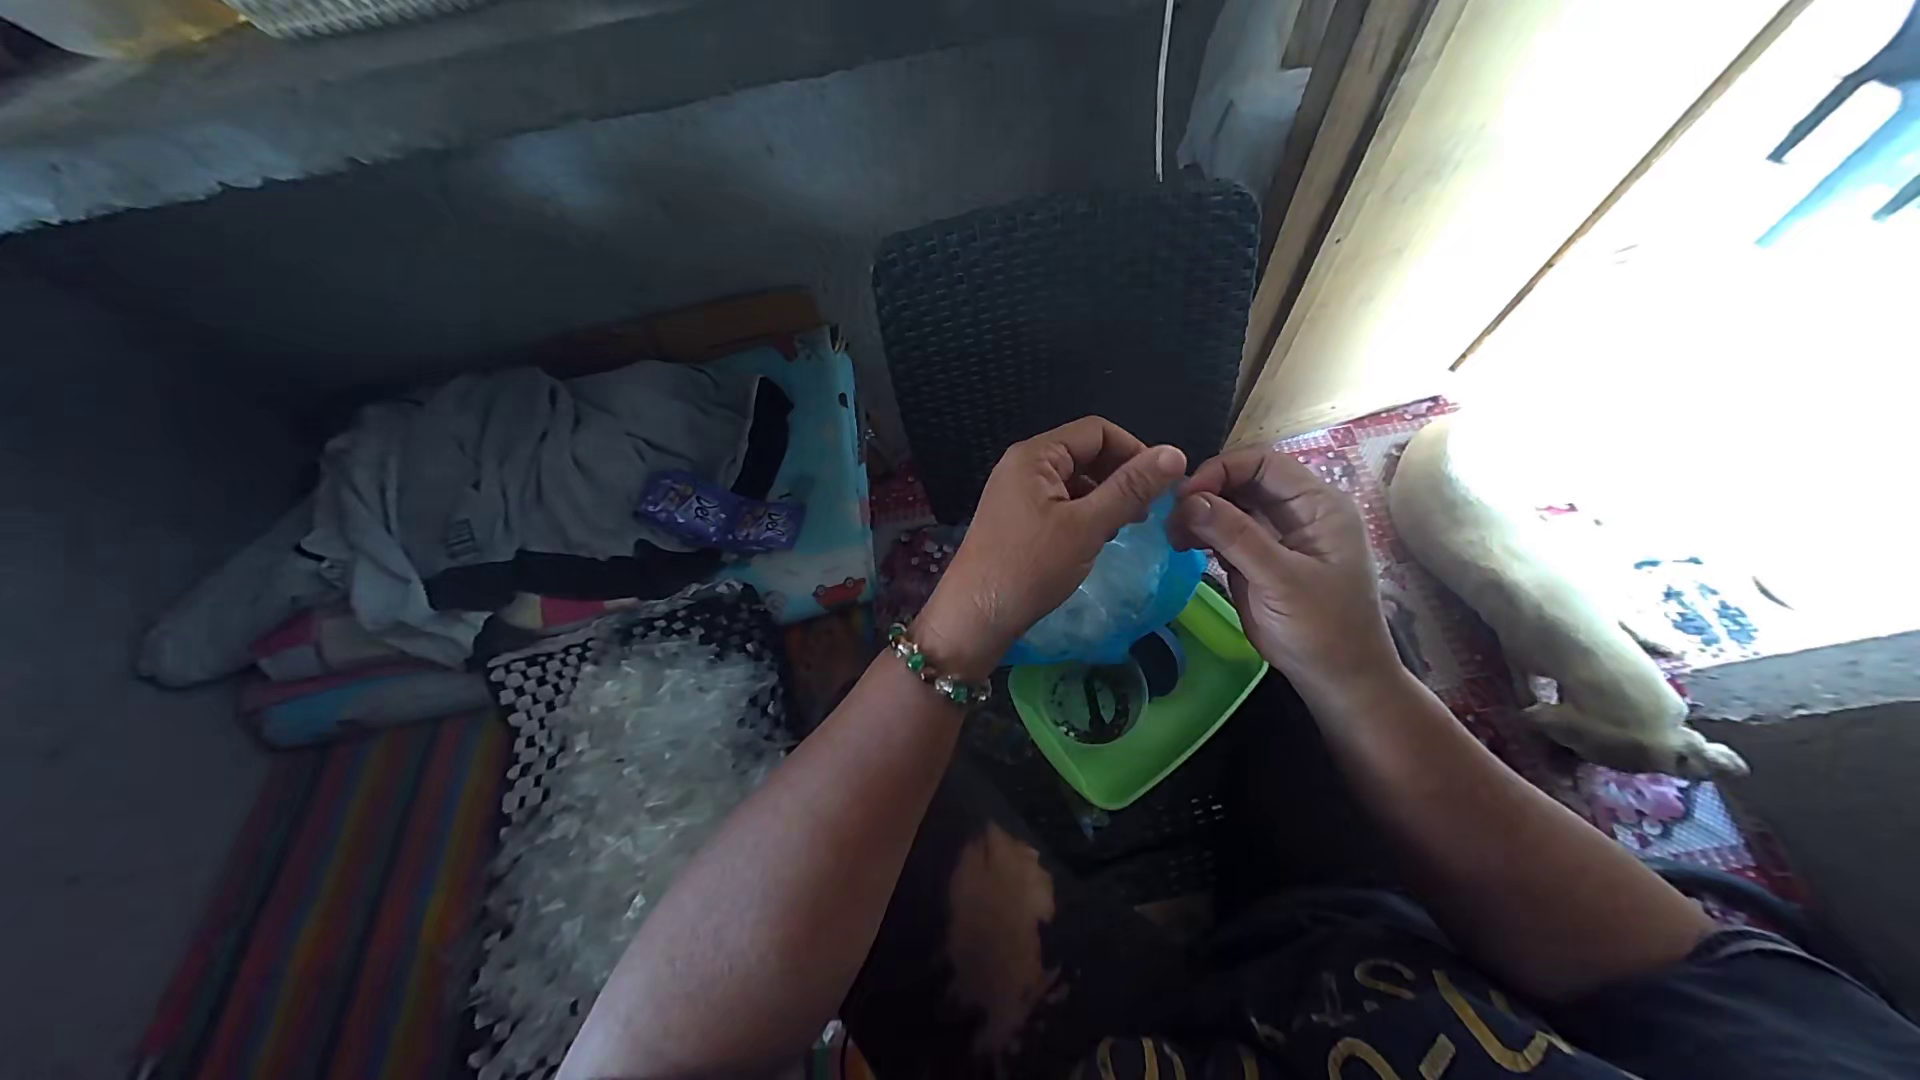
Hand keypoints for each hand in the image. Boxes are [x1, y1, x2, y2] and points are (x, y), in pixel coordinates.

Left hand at [915, 417, 1187, 677]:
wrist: (976, 617)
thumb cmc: (1030, 568)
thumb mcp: (1087, 526)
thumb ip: (1131, 488)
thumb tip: (1175, 453)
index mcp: (1035, 455)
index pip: (1097, 431)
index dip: (1134, 451)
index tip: (1161, 485)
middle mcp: (1022, 466)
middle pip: (1085, 454)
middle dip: (1119, 478)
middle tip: (1142, 514)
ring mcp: (1017, 494)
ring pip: (1075, 482)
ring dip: (1103, 499)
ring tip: (1120, 530)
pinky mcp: (1017, 520)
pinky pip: (1060, 504)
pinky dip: (1084, 516)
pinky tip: (1094, 541)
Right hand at [1169, 446, 1399, 699]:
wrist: (1335, 680)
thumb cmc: (1323, 628)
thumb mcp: (1281, 580)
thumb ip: (1236, 536)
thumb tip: (1188, 500)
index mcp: (1317, 505)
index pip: (1264, 464)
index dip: (1223, 470)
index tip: (1186, 496)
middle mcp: (1295, 512)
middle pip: (1242, 482)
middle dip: (1205, 493)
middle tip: (1170, 518)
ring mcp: (1274, 536)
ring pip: (1228, 507)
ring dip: (1198, 515)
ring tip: (1172, 536)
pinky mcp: (1255, 558)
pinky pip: (1222, 533)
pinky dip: (1199, 534)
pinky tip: (1181, 545)